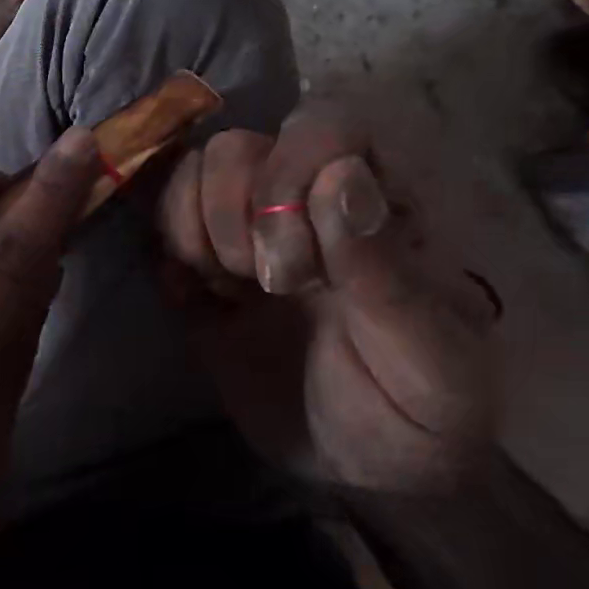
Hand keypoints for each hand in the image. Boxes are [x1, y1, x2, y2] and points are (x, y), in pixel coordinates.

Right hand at [155, 105, 497, 490]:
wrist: (348, 462)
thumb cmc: (411, 418)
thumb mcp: (431, 369)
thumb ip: (390, 275)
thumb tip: (340, 177)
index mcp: (381, 204)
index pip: (326, 125)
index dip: (293, 174)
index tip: (302, 267)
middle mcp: (304, 194)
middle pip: (237, 146)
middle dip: (237, 218)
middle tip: (268, 286)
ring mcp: (244, 219)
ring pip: (188, 169)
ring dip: (195, 231)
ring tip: (229, 289)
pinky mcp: (196, 249)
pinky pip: (157, 209)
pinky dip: (168, 246)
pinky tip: (197, 294)